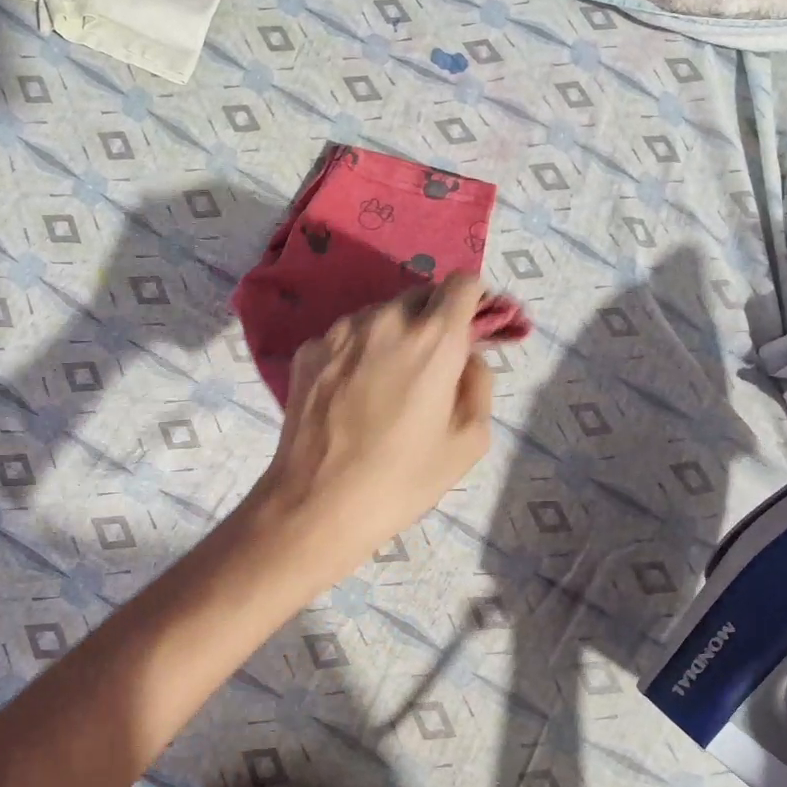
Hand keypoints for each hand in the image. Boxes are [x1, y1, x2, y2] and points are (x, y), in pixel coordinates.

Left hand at [248, 272, 495, 577]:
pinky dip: (356, 353)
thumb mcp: (468, 441)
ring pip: (379, 315)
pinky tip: (351, 395)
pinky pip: (344, 338)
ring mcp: (339, 332)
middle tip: (432, 364)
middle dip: (434, 319)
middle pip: (420, 296)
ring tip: (387, 383)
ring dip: (393, 334)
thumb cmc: (401, 480)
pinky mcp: (307, 351)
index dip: (474, 301)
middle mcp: (385, 320)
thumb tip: (468, 357)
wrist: (315, 502)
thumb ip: (478, 384)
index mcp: (433, 338)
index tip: (473, 329)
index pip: (463, 283)